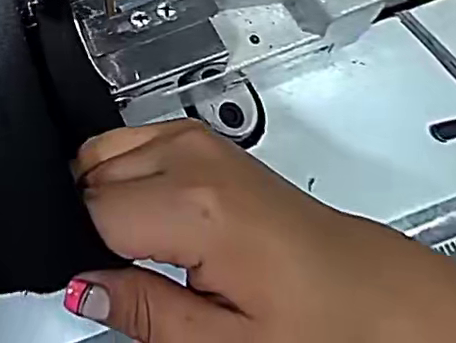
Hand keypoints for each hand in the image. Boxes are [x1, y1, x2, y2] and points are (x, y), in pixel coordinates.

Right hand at [64, 119, 455, 342]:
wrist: (377, 294)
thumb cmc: (318, 328)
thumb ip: (144, 313)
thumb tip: (77, 287)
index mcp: (192, 201)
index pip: (91, 211)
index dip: (85, 255)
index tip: (102, 291)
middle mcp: (186, 149)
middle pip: (90, 174)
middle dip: (92, 224)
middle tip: (130, 278)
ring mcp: (191, 132)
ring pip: (102, 152)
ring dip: (104, 197)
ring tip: (145, 252)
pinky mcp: (198, 133)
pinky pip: (130, 142)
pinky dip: (123, 175)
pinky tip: (154, 220)